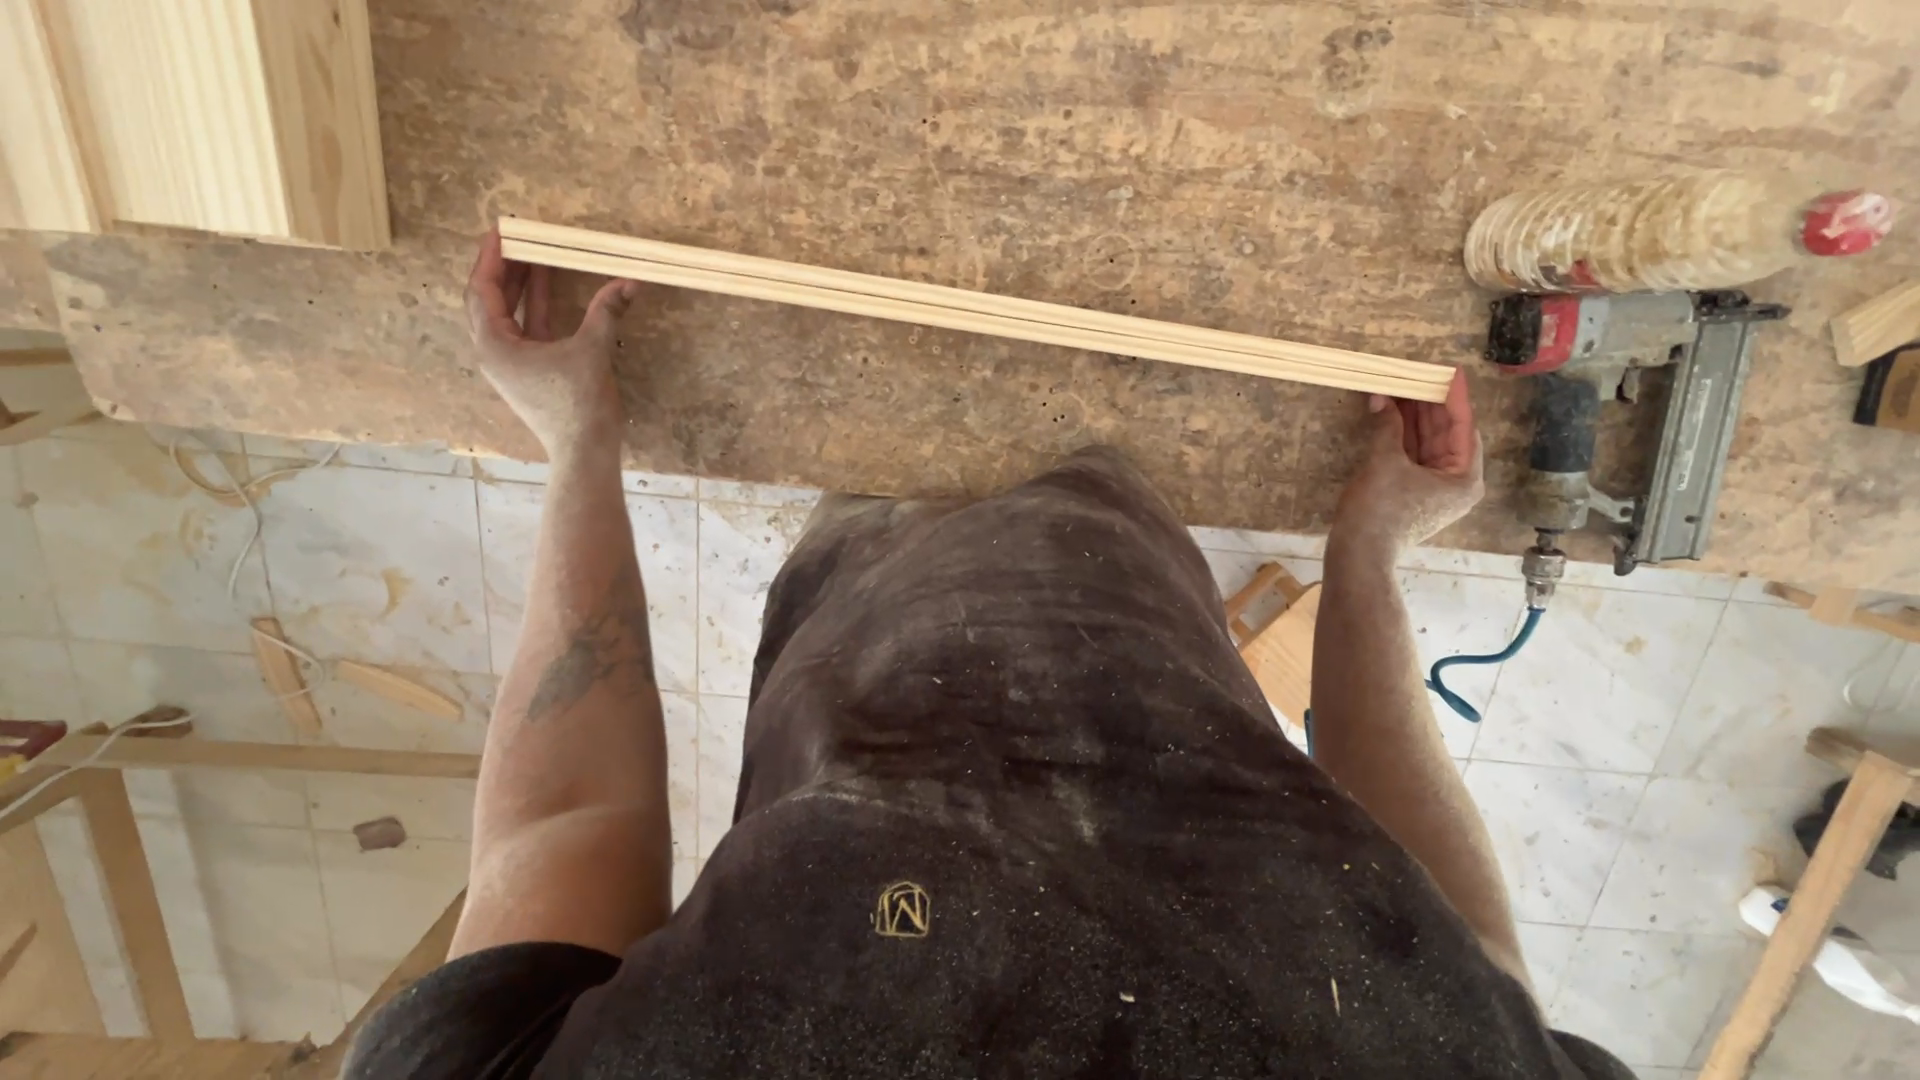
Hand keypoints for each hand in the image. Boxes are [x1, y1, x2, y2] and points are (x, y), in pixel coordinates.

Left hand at [464, 230, 639, 459]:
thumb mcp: (592, 352)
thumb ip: (606, 313)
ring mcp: (511, 366)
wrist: (585, 453)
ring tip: (536, 258)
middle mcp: (494, 353)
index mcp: (494, 345)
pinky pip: (525, 331)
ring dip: (521, 287)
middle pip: (489, 300)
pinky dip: (535, 309)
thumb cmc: (578, 405)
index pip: (482, 289)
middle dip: (505, 269)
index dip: (492, 257)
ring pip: (507, 315)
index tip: (504, 232)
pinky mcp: (530, 374)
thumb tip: (629, 282)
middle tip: (520, 240)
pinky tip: (551, 292)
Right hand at [1332, 369, 1483, 550]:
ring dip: (1411, 419)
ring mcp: (1433, 489)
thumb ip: (1388, 427)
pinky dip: (1401, 438)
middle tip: (1413, 377)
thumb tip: (1382, 398)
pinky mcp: (1411, 493)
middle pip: (1445, 435)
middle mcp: (1455, 482)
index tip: (1449, 372)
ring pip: (1426, 444)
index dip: (1453, 398)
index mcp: (1464, 477)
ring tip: (1397, 390)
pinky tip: (1389, 416)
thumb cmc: (1380, 509)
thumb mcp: (1384, 462)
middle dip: (1427, 406)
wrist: (1358, 553)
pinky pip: (1412, 457)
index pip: (1463, 427)